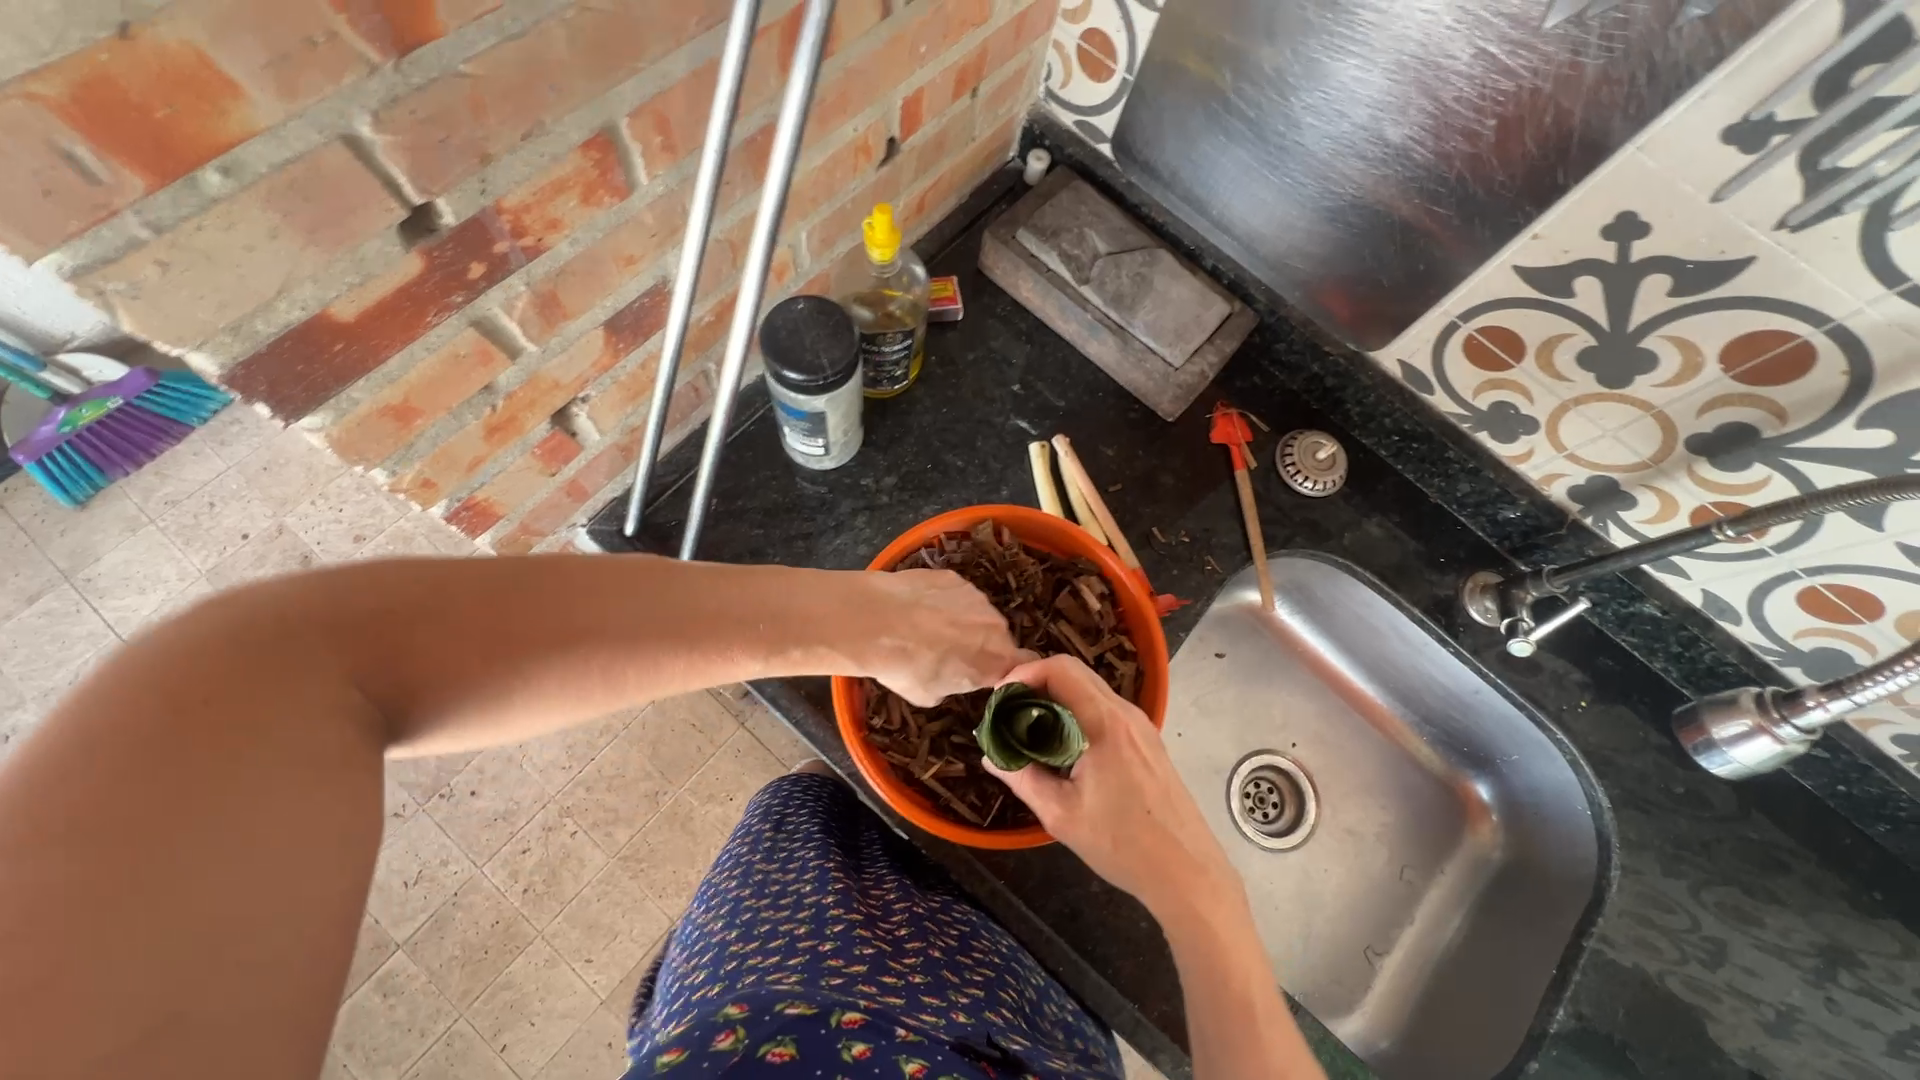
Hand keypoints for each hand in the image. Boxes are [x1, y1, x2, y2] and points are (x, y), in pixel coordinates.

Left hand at [853, 569, 1031, 706]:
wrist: (878, 622)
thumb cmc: (905, 667)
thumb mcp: (929, 696)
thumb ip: (952, 687)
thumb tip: (949, 680)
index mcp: (997, 661)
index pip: (1027, 665)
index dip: (1013, 669)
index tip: (997, 674)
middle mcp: (996, 627)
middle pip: (999, 637)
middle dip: (982, 644)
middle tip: (952, 652)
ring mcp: (976, 598)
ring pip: (978, 613)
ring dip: (963, 620)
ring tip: (929, 627)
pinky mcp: (955, 577)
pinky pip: (957, 593)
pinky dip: (944, 599)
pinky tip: (919, 607)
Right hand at [983, 655, 1243, 921]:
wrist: (1187, 873)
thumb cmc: (1123, 845)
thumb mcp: (1061, 815)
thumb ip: (1022, 778)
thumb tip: (991, 756)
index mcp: (1105, 723)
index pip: (1060, 669)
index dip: (1024, 673)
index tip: (999, 698)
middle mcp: (1126, 714)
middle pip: (1075, 672)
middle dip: (1035, 683)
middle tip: (1007, 711)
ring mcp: (1142, 726)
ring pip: (1090, 691)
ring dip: (1056, 699)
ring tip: (1028, 729)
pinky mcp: (1148, 742)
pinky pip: (1104, 710)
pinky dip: (1075, 714)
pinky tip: (1061, 747)